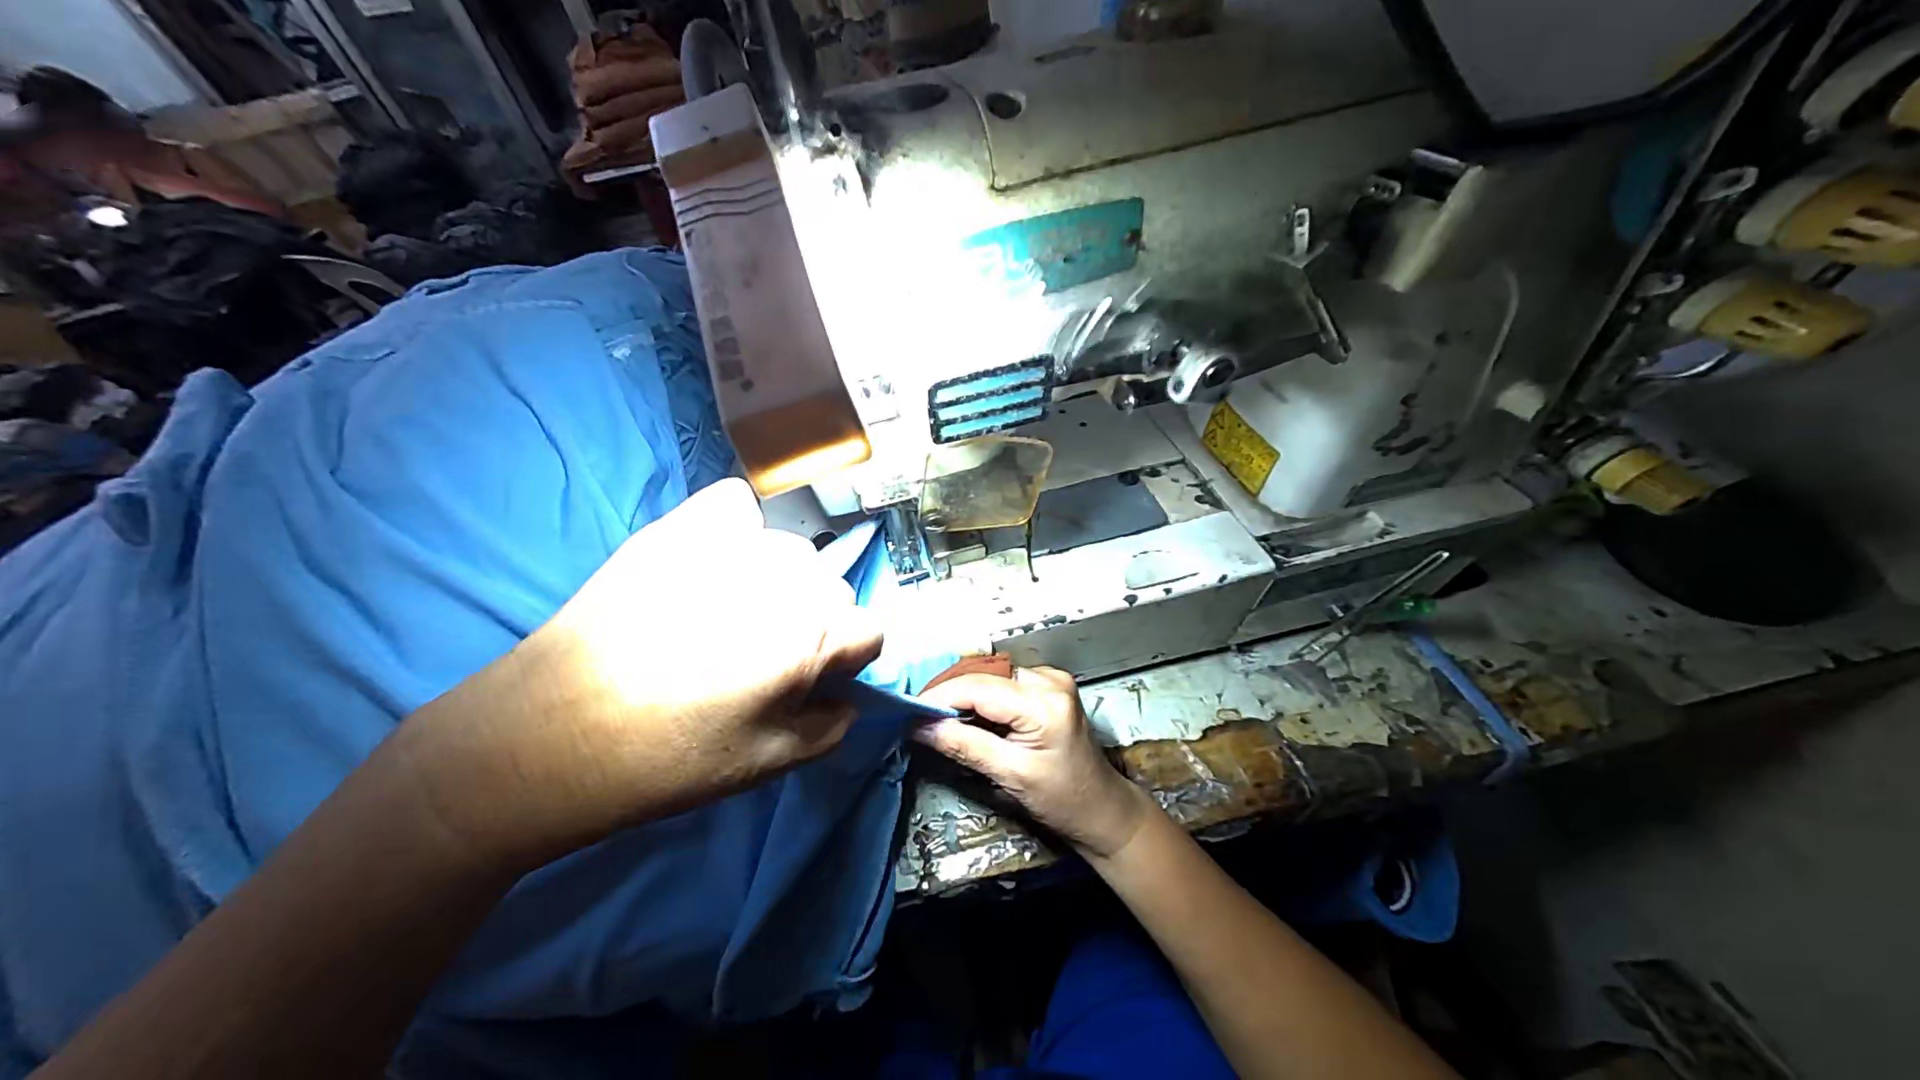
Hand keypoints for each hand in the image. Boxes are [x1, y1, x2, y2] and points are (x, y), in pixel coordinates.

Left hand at [399, 478, 883, 868]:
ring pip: (790, 554)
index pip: (870, 631)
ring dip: (778, 582)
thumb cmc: (666, 759)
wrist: (549, 731)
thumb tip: (844, 696)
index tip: (812, 681)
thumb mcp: (767, 764)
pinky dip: (738, 532)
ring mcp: (731, 544)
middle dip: (814, 622)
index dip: (846, 661)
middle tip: (761, 657)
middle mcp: (784, 579)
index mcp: (811, 637)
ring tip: (725, 615)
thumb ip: (830, 726)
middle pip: (833, 590)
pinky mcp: (680, 526)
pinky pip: (737, 509)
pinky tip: (709, 568)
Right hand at [915, 667, 1155, 858]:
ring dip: (963, 694)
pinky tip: (967, 714)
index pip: (978, 687)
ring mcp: (1052, 679)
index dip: (939, 696)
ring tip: (936, 714)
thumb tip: (920, 726)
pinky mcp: (1050, 685)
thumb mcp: (1009, 775)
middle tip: (918, 714)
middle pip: (984, 676)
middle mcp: (1049, 680)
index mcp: (1044, 703)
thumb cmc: (1063, 800)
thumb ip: (964, 745)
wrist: (1103, 809)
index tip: (908, 710)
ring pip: (991, 677)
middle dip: (948, 693)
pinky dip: (982, 696)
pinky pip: (1005, 683)